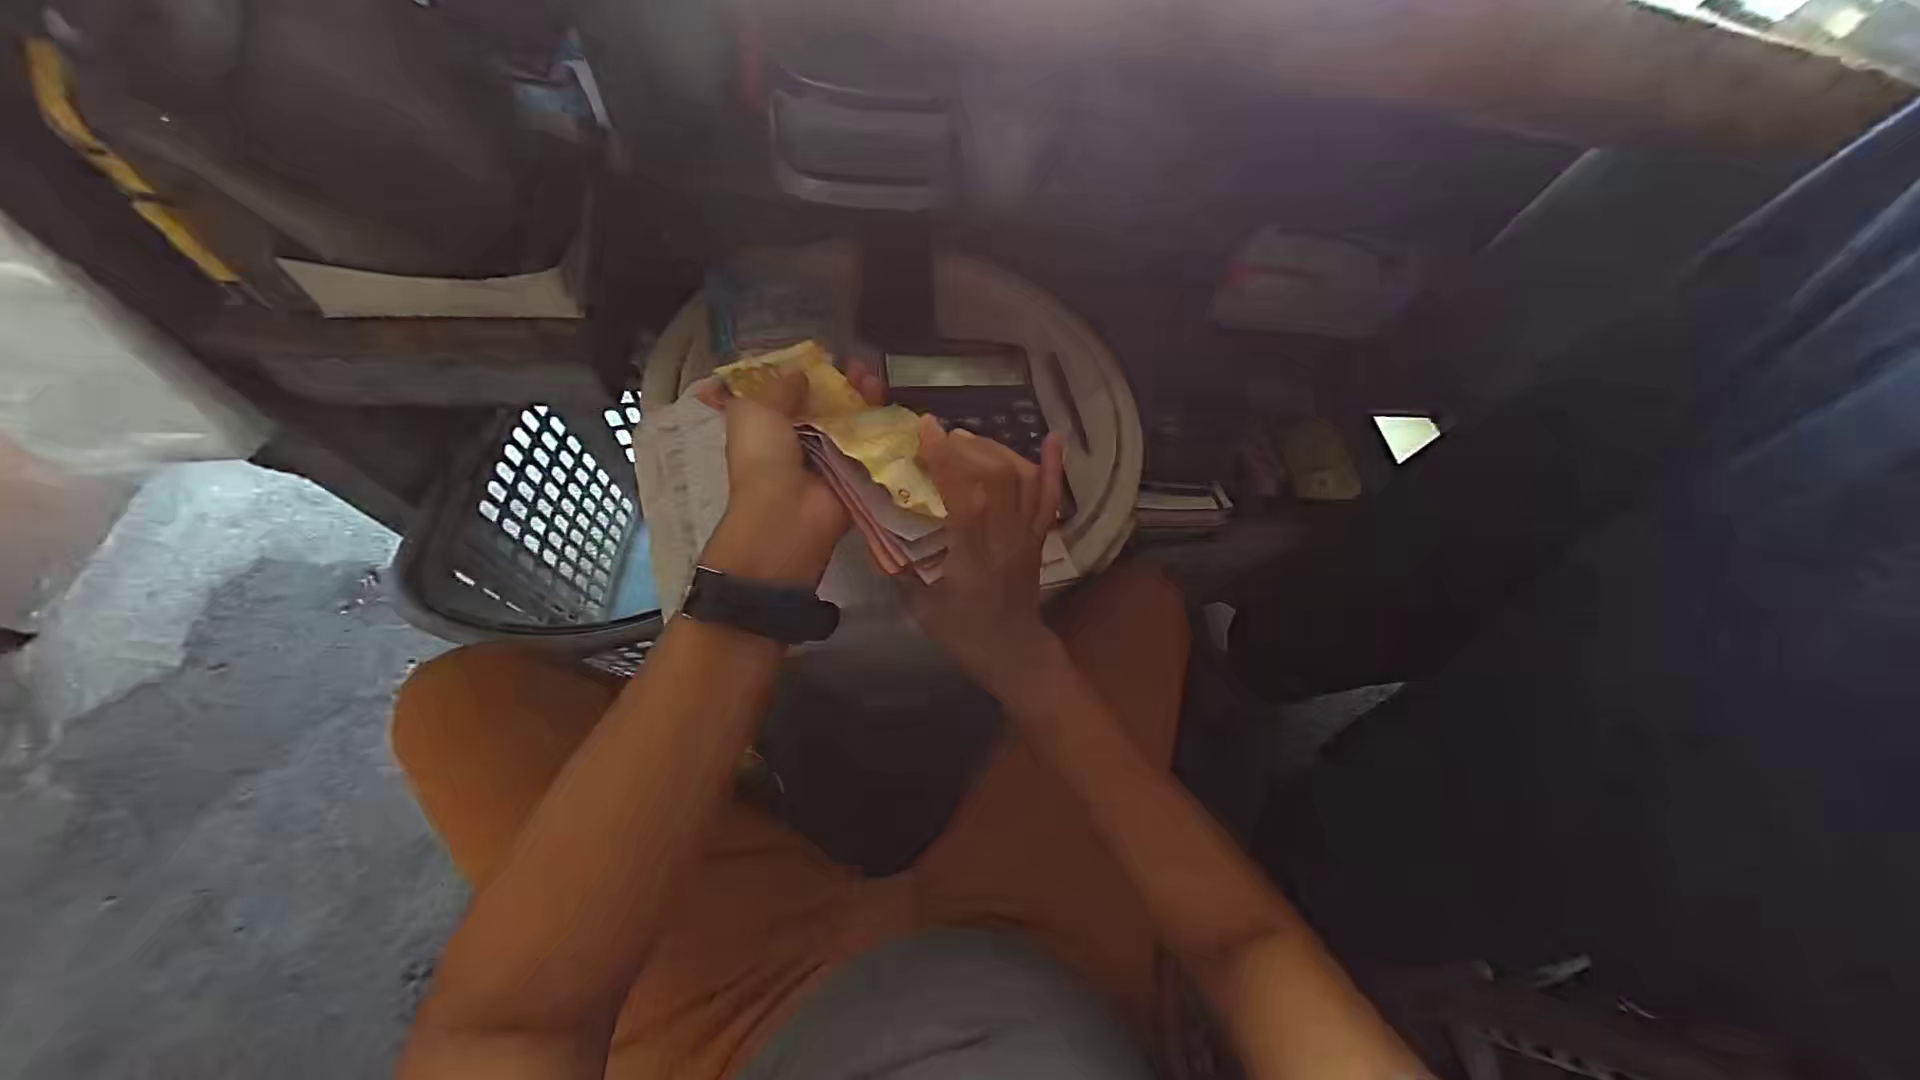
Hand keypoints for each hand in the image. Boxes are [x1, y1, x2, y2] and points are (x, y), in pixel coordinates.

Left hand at [691, 362, 885, 584]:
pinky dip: (884, 425)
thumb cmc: (763, 458)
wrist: (788, 513)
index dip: (811, 373)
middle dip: (845, 384)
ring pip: (855, 421)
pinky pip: (875, 445)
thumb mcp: (755, 411)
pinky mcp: (860, 473)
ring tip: (874, 382)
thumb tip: (801, 374)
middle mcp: (803, 441)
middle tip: (859, 368)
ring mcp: (834, 457)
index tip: (828, 357)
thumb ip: (779, 386)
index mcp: (772, 426)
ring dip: (866, 399)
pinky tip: (889, 404)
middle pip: (830, 405)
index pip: (794, 394)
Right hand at [898, 416, 1066, 689]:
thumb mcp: (921, 608)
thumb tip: (874, 529)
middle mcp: (1006, 542)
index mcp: (973, 561)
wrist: (1014, 652)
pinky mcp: (1041, 536)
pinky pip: (1051, 497)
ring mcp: (1029, 537)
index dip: (948, 461)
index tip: (926, 430)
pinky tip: (1052, 437)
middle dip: (969, 447)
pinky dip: (1053, 466)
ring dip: (998, 450)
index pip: (966, 501)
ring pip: (1024, 480)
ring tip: (969, 439)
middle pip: (999, 480)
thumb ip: (898, 568)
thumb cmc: (964, 633)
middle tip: (943, 437)